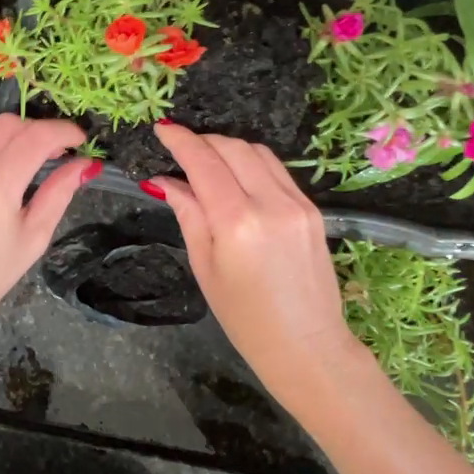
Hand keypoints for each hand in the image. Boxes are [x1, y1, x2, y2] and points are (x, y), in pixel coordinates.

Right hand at [148, 123, 356, 389]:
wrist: (307, 344)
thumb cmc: (244, 318)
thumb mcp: (204, 267)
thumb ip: (188, 214)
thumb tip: (166, 180)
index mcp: (237, 222)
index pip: (204, 162)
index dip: (180, 141)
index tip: (161, 129)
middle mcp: (271, 203)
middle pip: (232, 147)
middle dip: (203, 140)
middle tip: (180, 147)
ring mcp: (297, 203)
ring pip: (258, 152)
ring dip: (228, 147)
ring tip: (206, 160)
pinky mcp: (312, 208)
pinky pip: (276, 170)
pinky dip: (251, 163)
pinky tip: (236, 178)